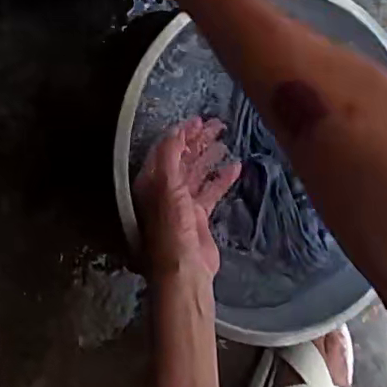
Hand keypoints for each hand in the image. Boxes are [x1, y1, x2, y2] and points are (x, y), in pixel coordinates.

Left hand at [133, 117, 241, 288]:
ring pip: (196, 172)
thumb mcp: (166, 186)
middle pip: (181, 158)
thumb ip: (170, 157)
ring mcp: (181, 202)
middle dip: (197, 140)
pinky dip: (221, 179)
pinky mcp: (198, 216)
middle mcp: (163, 189)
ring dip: (209, 156)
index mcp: (150, 181)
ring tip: (226, 139)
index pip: (165, 149)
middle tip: (217, 124)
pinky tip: (236, 166)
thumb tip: (176, 130)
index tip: (198, 119)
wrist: (184, 267)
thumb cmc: (170, 226)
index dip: (180, 133)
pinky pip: (210, 190)